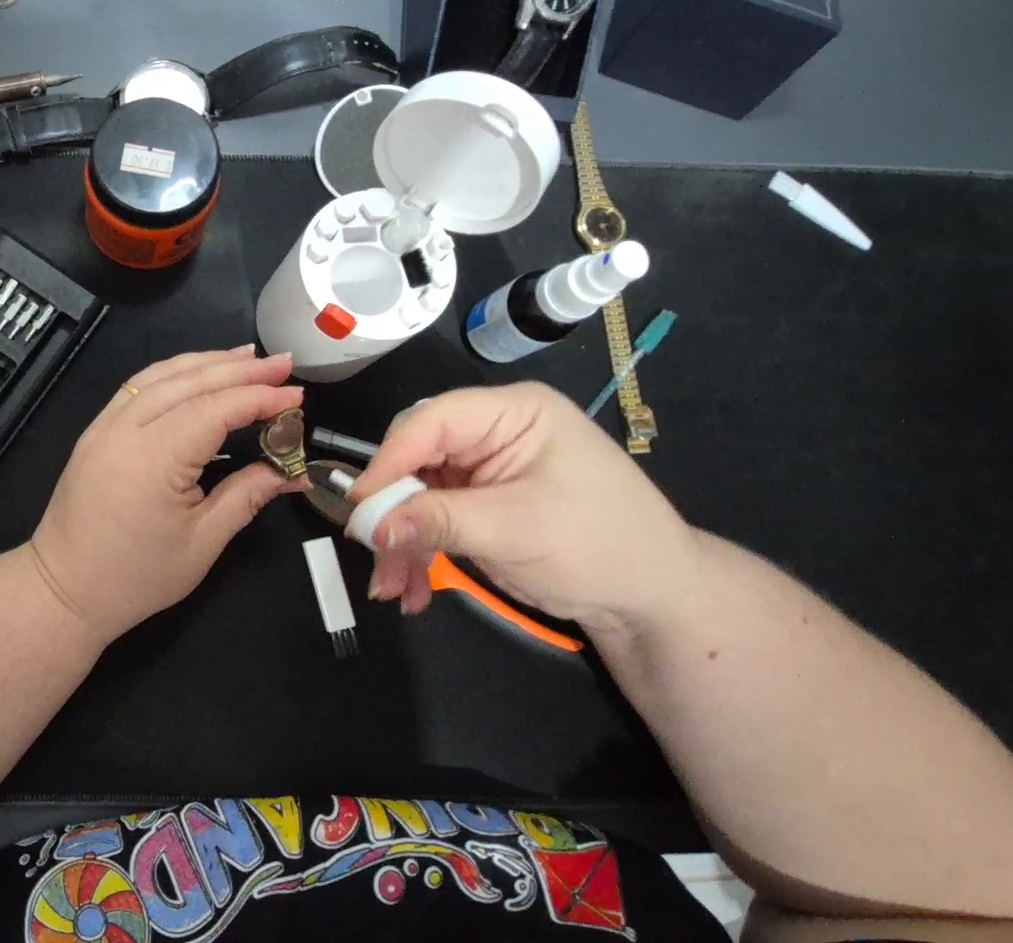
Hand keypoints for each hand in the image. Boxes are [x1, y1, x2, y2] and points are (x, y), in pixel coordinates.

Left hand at [28, 347, 308, 643]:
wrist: (64, 590)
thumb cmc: (136, 578)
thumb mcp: (202, 544)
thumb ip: (247, 496)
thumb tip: (293, 473)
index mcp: (152, 460)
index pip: (214, 410)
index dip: (258, 398)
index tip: (296, 395)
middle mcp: (124, 430)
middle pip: (189, 382)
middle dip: (240, 370)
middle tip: (283, 363)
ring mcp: (104, 426)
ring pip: (160, 376)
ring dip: (206, 363)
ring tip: (248, 359)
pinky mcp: (95, 431)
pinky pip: (138, 388)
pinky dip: (174, 373)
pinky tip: (198, 373)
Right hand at [351, 382, 700, 630]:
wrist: (654, 599)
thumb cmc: (599, 546)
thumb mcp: (515, 530)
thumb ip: (437, 521)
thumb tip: (368, 526)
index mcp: (512, 412)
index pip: (430, 422)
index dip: (389, 462)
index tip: (358, 508)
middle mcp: (492, 432)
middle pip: (415, 457)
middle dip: (392, 511)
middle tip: (373, 554)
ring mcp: (483, 469)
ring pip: (415, 494)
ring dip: (400, 543)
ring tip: (393, 590)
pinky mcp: (478, 503)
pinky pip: (429, 519)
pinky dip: (417, 553)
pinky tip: (412, 590)